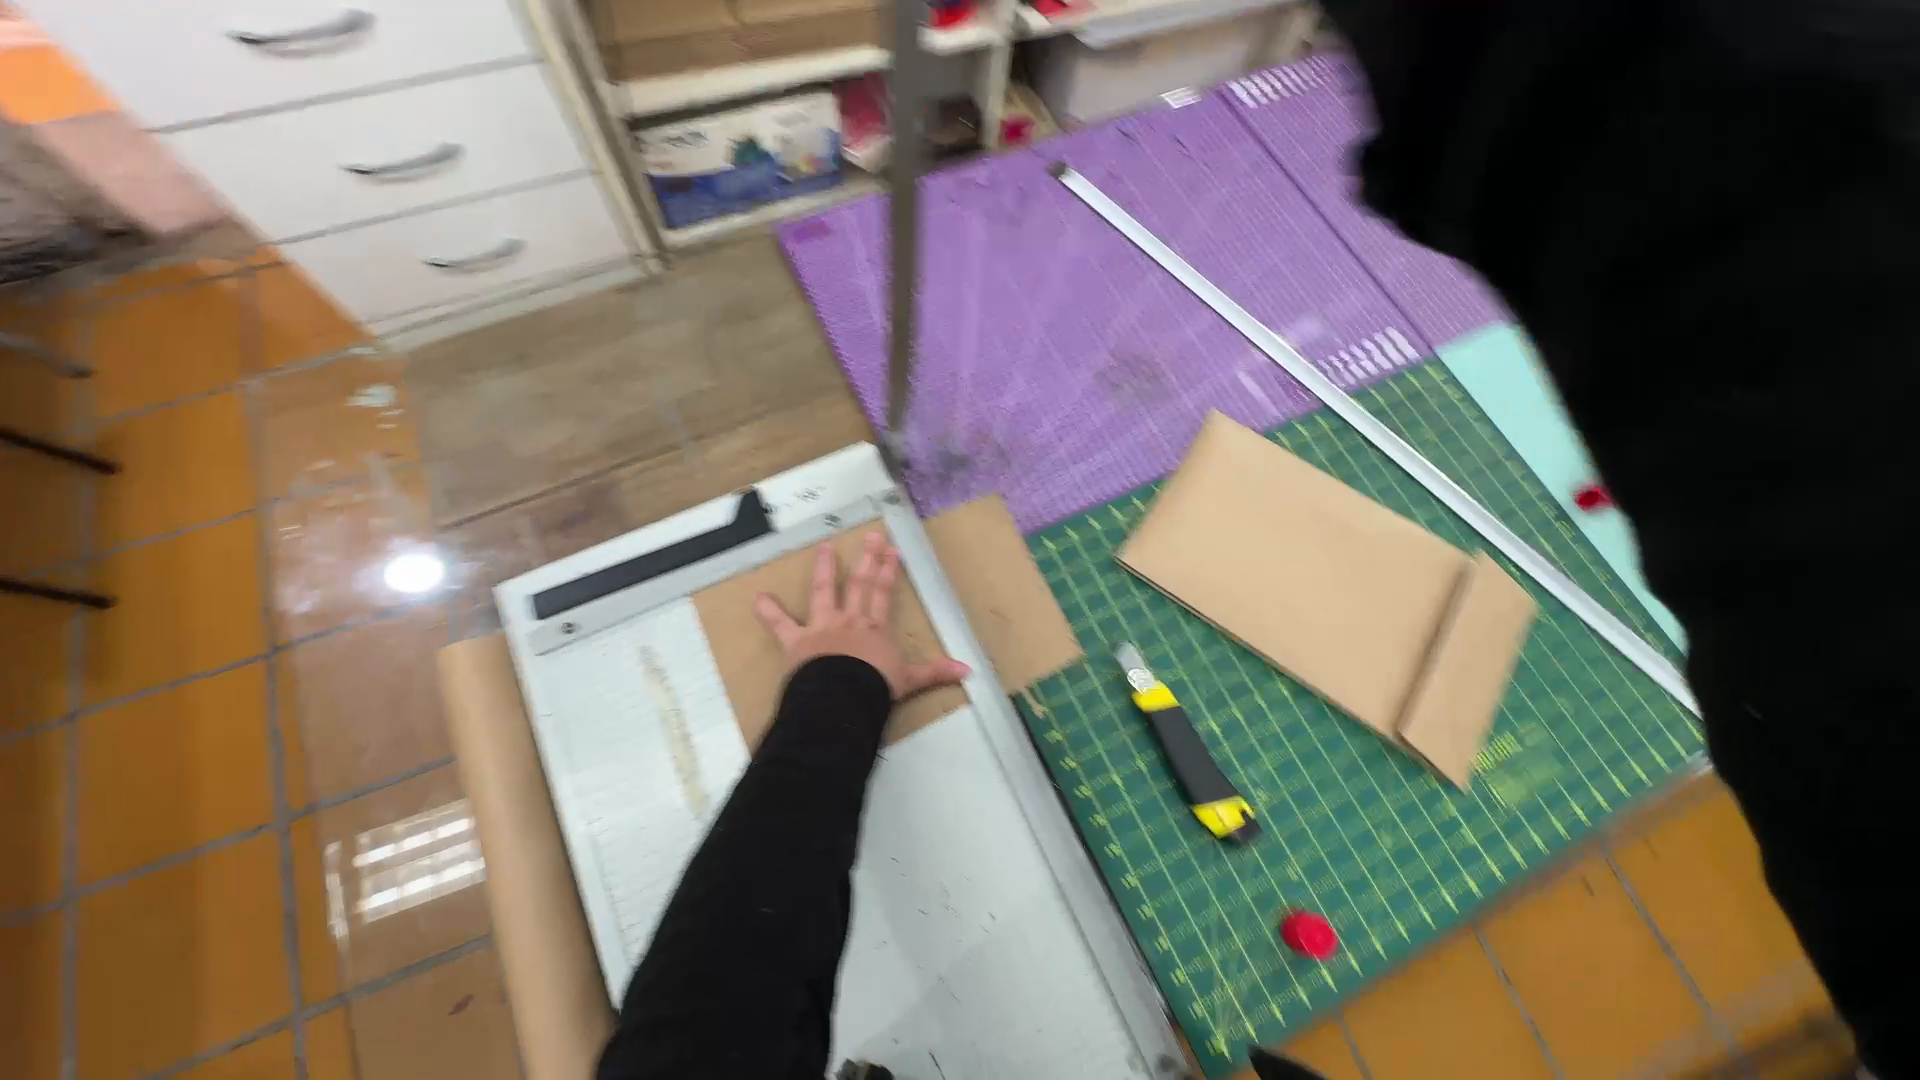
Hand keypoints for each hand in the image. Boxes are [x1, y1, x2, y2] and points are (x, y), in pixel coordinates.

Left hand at [753, 531, 970, 701]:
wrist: (842, 698)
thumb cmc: (875, 687)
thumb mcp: (910, 680)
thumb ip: (935, 672)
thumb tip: (967, 670)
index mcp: (875, 628)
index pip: (884, 593)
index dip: (889, 571)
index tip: (892, 551)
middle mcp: (849, 620)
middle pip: (860, 584)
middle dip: (867, 560)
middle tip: (870, 537)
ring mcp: (822, 627)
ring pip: (823, 593)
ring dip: (825, 570)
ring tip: (825, 548)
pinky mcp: (797, 642)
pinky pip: (779, 625)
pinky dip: (768, 612)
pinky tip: (757, 597)